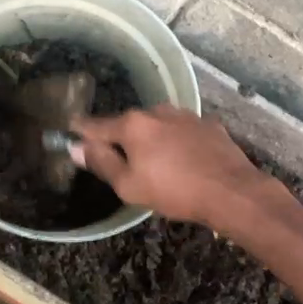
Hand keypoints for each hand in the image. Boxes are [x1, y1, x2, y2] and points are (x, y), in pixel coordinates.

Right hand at [71, 106, 280, 228]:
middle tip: (120, 162)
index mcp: (133, 125)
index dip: (81, 130)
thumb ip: (102, 163)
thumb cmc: (174, 191)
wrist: (231, 191)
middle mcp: (157, 112)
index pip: (97, 125)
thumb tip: (76, 148)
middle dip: (121, 139)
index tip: (70, 128)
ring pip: (158, 126)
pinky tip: (182, 162)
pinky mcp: (208, 125)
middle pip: (129, 125)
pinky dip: (176, 143)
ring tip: (155, 164)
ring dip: (151, 141)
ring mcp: (186, 116)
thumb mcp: (129, 186)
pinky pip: (181, 132)